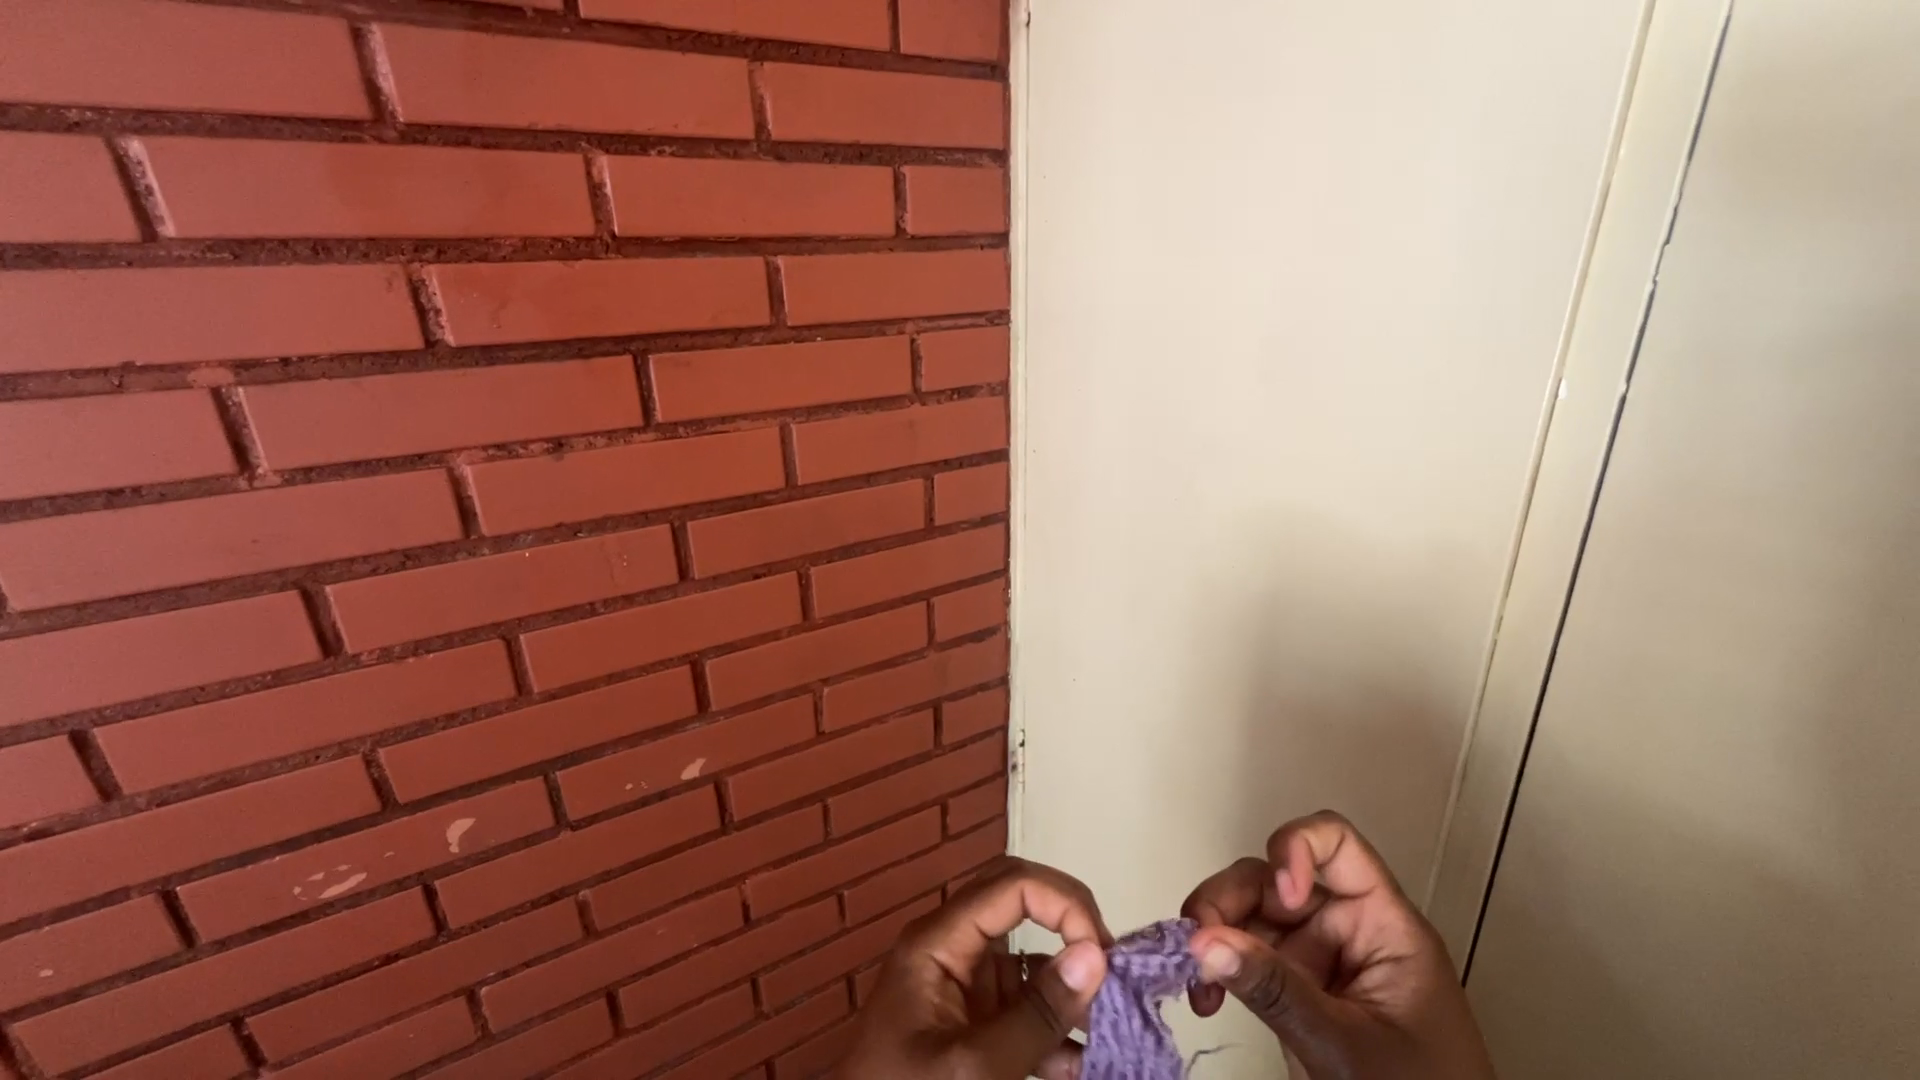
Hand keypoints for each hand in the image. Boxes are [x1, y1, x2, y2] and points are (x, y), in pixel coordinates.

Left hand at [834, 857, 1113, 1079]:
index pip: (1013, 884)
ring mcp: (964, 987)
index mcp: (939, 941)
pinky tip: (1085, 1064)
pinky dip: (1057, 1033)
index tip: (1103, 955)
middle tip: (1116, 971)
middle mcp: (953, 950)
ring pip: (1030, 961)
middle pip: (1022, 906)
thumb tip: (1097, 955)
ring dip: (1071, 991)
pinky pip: (1025, 1010)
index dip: (1065, 903)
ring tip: (1114, 1028)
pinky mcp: (974, 1025)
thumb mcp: (973, 1068)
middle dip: (1073, 930)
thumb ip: (1036, 1015)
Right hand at [1184, 811, 1495, 1079]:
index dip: (1297, 848)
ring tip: (1194, 984)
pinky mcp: (1291, 986)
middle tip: (1195, 943)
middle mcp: (1342, 926)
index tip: (1280, 895)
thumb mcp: (1347, 1047)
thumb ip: (1276, 991)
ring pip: (1247, 912)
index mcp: (1381, 922)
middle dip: (1227, 901)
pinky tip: (1204, 998)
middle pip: (1272, 876)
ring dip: (1211, 935)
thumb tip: (1200, 941)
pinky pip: (1243, 954)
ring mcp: (1314, 956)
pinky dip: (1215, 967)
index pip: (1335, 844)